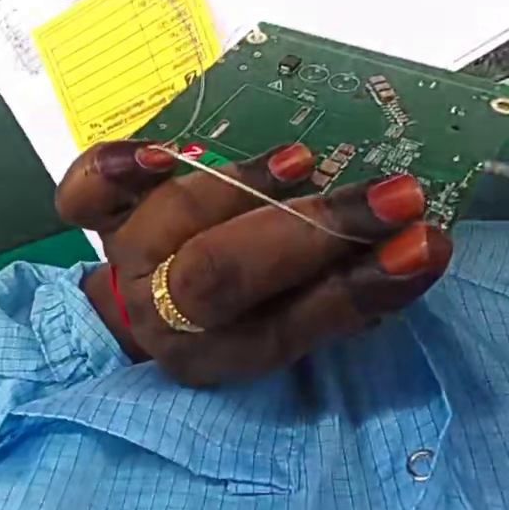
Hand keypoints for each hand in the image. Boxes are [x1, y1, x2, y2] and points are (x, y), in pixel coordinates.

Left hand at [58, 140, 451, 385]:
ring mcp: (128, 260)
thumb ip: (342, 290)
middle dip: (306, 233)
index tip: (423, 244)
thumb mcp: (289, 320)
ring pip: (169, 223)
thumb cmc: (234, 314)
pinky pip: (85, 196)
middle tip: (389, 197)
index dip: (352, 290)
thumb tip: (415, 244)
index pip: (283, 329)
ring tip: (301, 164)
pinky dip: (109, 173)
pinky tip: (154, 156)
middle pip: (219, 275)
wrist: (154, 306)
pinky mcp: (103, 219)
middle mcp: (163, 313)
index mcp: (214, 353)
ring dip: (238, 189)